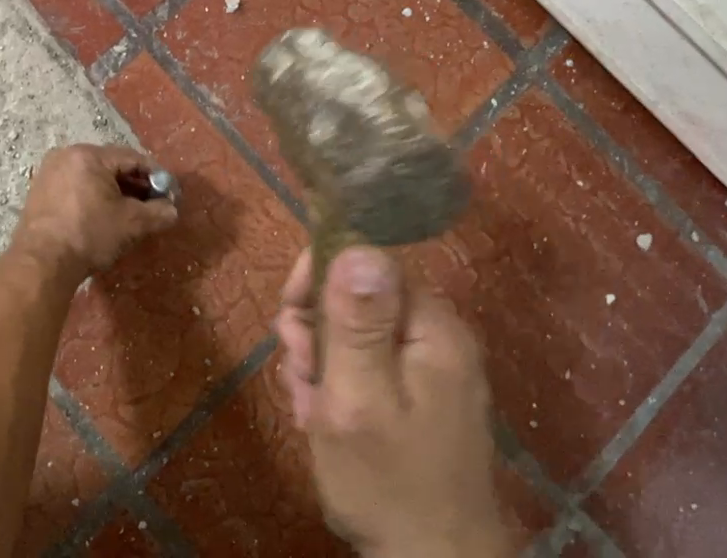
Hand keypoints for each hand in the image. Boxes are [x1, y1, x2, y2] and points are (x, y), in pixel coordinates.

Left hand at [9, 144, 178, 284]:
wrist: (42, 261)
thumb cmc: (89, 235)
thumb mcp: (131, 224)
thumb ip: (157, 213)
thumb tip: (171, 210)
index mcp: (88, 155)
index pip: (131, 157)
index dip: (154, 175)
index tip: (168, 192)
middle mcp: (66, 155)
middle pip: (110, 164)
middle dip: (133, 183)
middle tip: (152, 203)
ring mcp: (49, 171)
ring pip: (91, 175)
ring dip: (113, 190)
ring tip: (129, 212)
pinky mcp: (39, 189)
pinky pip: (74, 185)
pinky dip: (92, 196)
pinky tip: (102, 215)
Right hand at [274, 247, 513, 557]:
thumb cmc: (387, 481)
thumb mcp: (359, 398)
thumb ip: (356, 323)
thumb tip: (355, 244)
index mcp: (431, 328)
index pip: (365, 261)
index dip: (319, 279)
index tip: (291, 317)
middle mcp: (435, 337)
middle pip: (354, 296)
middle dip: (314, 329)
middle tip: (302, 372)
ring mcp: (427, 369)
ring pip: (351, 333)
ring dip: (318, 362)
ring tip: (311, 405)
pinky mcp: (415, 396)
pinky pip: (363, 366)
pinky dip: (335, 385)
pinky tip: (323, 417)